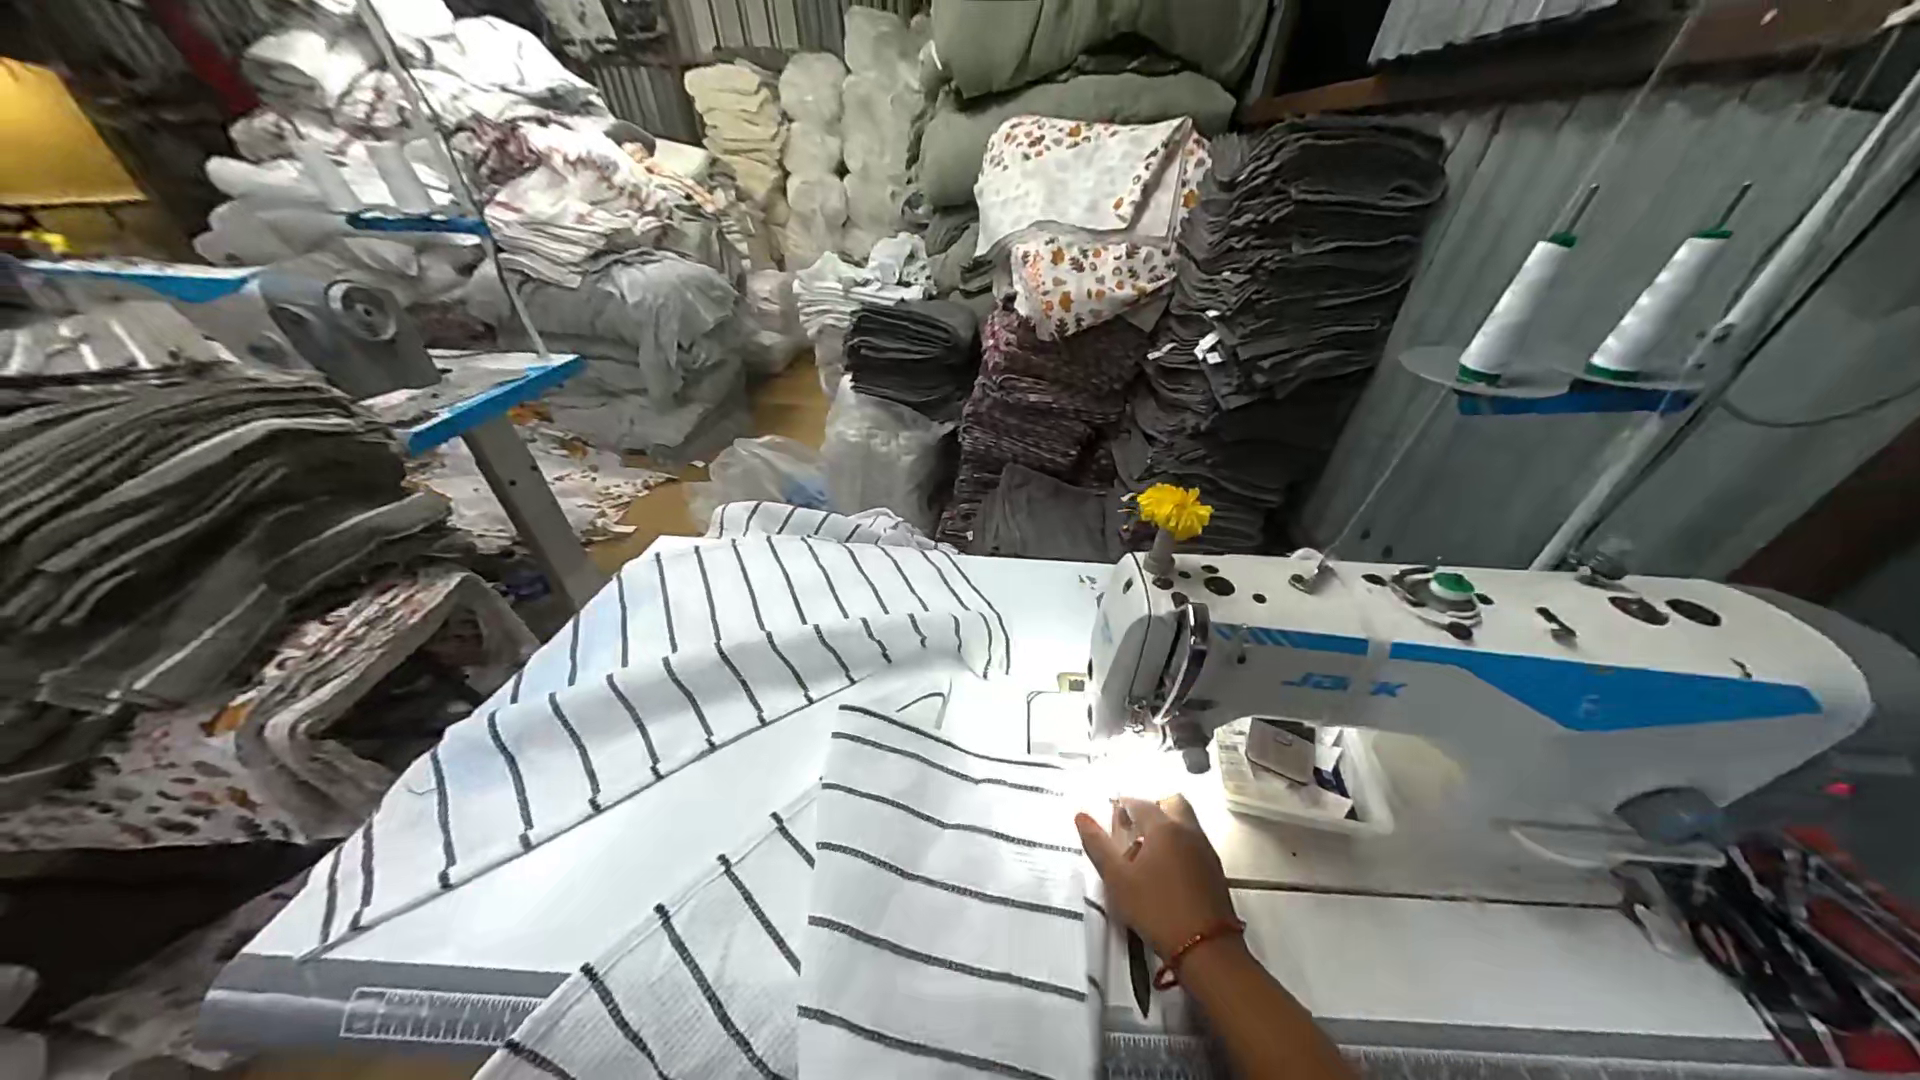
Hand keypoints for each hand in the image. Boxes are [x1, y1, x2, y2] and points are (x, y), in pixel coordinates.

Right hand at [1075, 795, 1237, 959]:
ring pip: (1185, 823)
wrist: (1207, 951)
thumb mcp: (1117, 879)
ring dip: (1166, 827)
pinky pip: (1194, 844)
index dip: (1123, 807)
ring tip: (1146, 853)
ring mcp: (1206, 851)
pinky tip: (1165, 872)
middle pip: (1171, 803)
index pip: (1140, 803)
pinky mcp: (1216, 872)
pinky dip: (1179, 845)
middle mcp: (1188, 831)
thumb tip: (1081, 817)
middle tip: (1133, 829)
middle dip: (1151, 809)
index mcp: (1164, 827)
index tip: (1112, 819)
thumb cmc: (1156, 910)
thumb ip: (1098, 845)